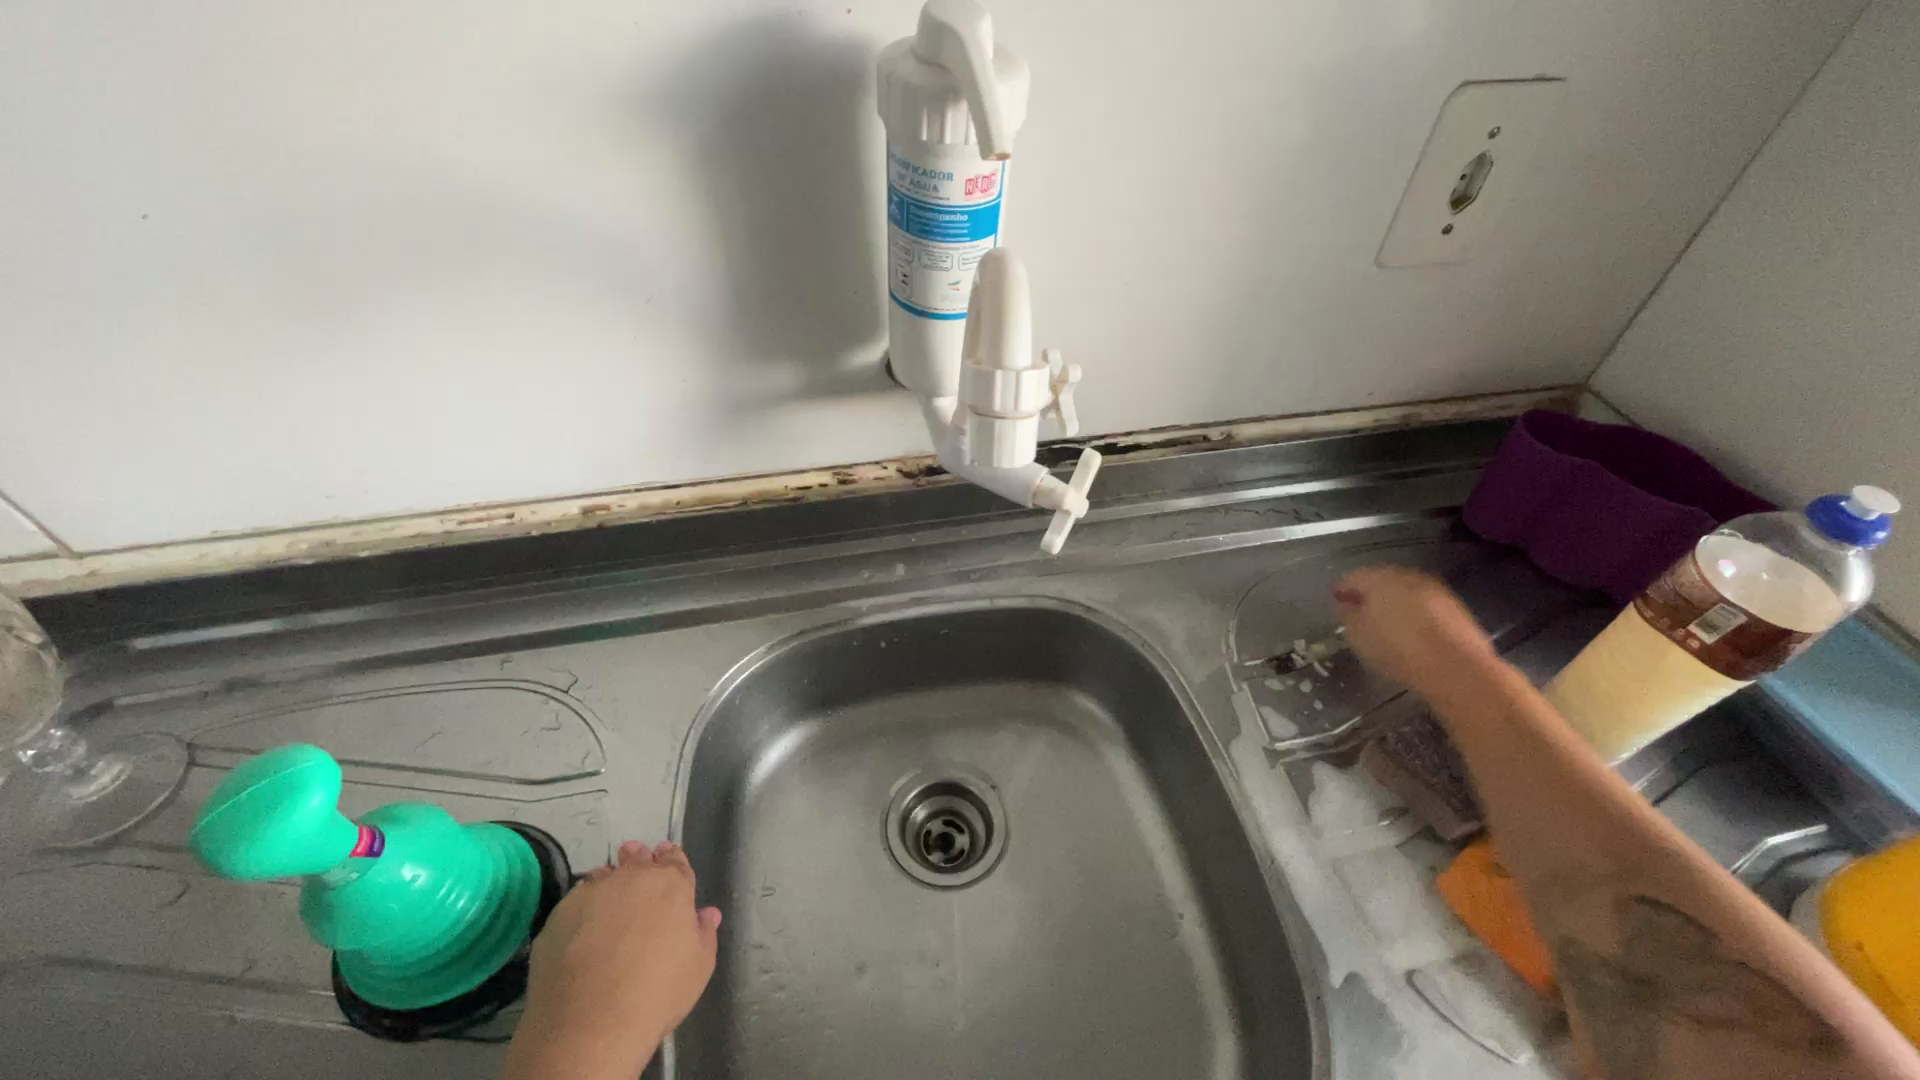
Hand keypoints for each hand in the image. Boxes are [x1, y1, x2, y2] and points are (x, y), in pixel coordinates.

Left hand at [504, 841, 721, 1079]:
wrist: (590, 1023)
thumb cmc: (657, 992)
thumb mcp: (699, 968)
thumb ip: (703, 933)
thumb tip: (706, 914)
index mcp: (671, 884)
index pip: (675, 859)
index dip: (672, 862)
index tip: (668, 866)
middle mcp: (632, 877)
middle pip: (637, 859)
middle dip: (639, 862)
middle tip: (637, 877)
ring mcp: (592, 893)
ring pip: (603, 876)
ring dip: (609, 884)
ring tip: (608, 907)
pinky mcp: (559, 915)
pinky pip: (575, 903)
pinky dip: (582, 910)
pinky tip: (582, 933)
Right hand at [1332, 565, 1495, 691]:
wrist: (1456, 667)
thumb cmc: (1397, 649)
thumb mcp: (1358, 636)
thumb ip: (1348, 616)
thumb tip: (1347, 605)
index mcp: (1379, 579)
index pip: (1354, 577)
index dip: (1342, 588)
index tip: (1336, 599)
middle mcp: (1408, 577)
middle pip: (1383, 580)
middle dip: (1370, 592)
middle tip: (1359, 609)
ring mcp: (1435, 590)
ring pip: (1407, 591)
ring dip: (1395, 601)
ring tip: (1386, 621)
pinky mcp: (1456, 607)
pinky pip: (1426, 605)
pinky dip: (1415, 612)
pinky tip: (1412, 630)